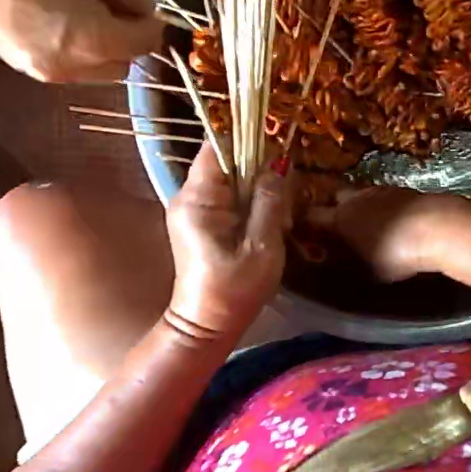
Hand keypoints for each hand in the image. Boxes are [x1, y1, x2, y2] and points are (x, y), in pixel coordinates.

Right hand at [0, 0, 160, 81]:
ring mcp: (39, 71)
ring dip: (99, 45)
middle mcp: (71, 71)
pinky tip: (54, 8)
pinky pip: (62, 61)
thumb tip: (140, 8)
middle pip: (120, 65)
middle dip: (126, 40)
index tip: (145, 0)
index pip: (144, 44)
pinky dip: (72, 44)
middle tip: (115, 1)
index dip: (151, 22)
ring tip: (82, 1)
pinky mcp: (14, 62)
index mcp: (95, 45)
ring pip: (90, 69)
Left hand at [164, 148, 289, 339]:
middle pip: (227, 161)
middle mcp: (187, 196)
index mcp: (198, 199)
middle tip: (284, 205)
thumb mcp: (262, 245)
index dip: (249, 144)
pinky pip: (226, 197)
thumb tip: (279, 162)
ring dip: (257, 192)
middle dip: (259, 174)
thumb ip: (270, 200)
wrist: (205, 327)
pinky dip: (248, 205)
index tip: (277, 163)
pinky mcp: (197, 221)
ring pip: (230, 180)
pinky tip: (265, 228)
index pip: (218, 145)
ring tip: (278, 220)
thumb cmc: (235, 290)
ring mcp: (189, 209)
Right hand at [311, 187, 470, 281]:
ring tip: (367, 224)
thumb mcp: (370, 272)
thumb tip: (343, 265)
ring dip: (361, 206)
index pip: (311, 216)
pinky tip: (392, 221)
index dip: (304, 224)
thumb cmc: (397, 254)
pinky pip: (383, 197)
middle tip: (337, 226)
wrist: (439, 227)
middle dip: (334, 208)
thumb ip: (352, 265)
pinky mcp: (405, 190)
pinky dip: (383, 207)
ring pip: (361, 195)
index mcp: (340, 218)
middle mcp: (356, 199)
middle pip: (336, 197)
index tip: (302, 233)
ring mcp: (381, 191)